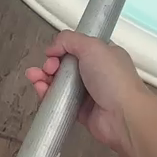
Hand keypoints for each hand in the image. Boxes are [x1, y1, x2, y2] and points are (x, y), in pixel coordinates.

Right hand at [25, 30, 156, 156]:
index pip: (78, 47)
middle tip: (48, 68)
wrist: (123, 116)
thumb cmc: (112, 78)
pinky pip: (60, 101)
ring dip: (44, 78)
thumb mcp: (92, 46)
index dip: (63, 48)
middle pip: (66, 65)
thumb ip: (69, 40)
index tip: (54, 53)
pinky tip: (39, 90)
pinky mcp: (80, 111)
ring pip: (60, 83)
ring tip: (34, 77)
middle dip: (51, 64)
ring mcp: (89, 93)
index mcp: (104, 54)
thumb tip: (52, 47)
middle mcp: (97, 72)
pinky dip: (47, 95)